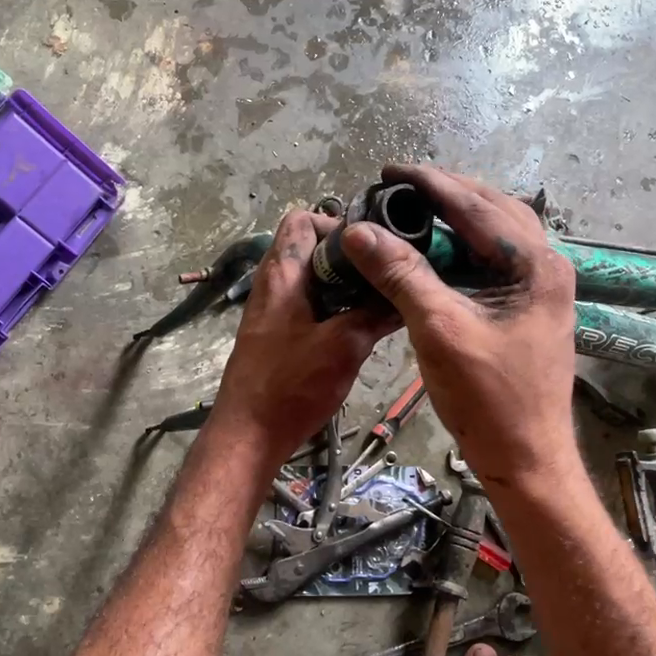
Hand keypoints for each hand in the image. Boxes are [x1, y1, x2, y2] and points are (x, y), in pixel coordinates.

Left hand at [209, 210, 399, 463]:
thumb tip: (406, 295)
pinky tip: (361, 329)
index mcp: (281, 275)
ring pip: (312, 280)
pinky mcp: (277, 336)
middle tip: (383, 275)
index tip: (369, 249)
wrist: (248, 436)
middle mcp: (273, 285)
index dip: (336, 224)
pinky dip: (334, 308)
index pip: (302, 220)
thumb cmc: (291, 385)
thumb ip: (375, 315)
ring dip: (344, 286)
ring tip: (379, 300)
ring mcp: (273, 311)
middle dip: (349, 258)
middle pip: (310, 249)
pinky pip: (309, 306)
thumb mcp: (344, 346)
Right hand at [340, 164, 577, 484]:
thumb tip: (358, 230)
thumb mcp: (439, 329)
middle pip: (492, 208)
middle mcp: (545, 265)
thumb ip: (401, 275)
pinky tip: (433, 249)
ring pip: (495, 231)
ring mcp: (540, 286)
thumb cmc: (489, 397)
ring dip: (455, 215)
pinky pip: (493, 258)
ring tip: (412, 208)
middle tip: (398, 187)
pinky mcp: (527, 305)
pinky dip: (461, 244)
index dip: (429, 183)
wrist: (526, 458)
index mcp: (535, 264)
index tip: (389, 170)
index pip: (476, 205)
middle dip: (445, 192)